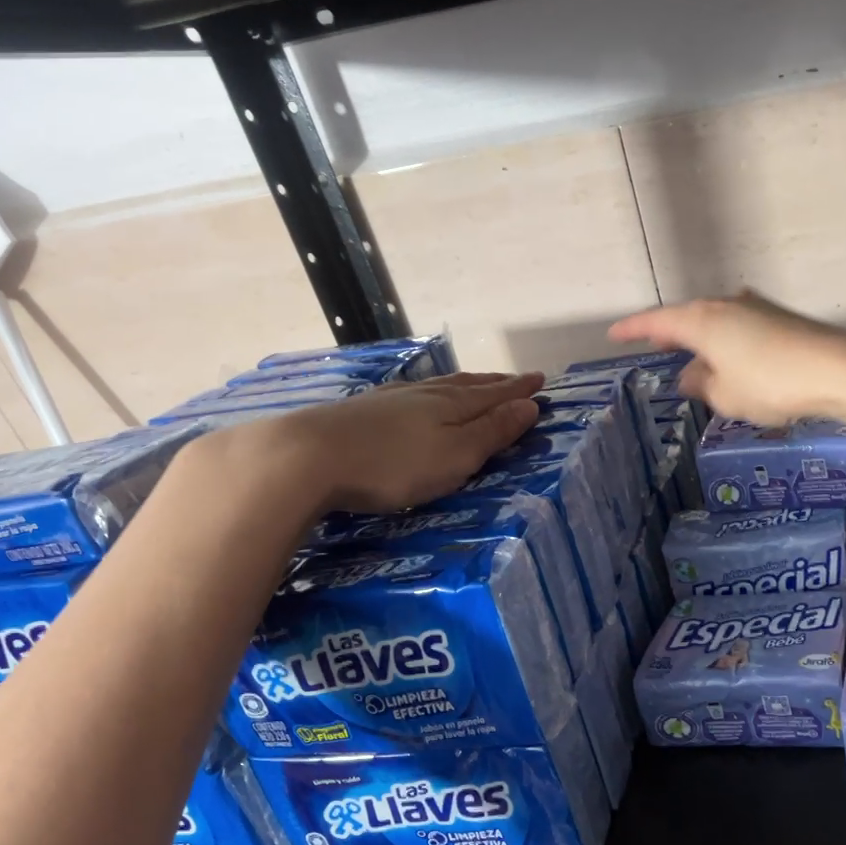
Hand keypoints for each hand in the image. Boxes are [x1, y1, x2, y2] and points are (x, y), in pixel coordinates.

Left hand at [211, 371, 542, 513]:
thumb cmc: (392, 464)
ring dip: (461, 385)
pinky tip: (417, 397)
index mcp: (451, 406)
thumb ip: (492, 431)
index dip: (518, 389)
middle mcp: (423, 396)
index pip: (494, 394)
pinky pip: (409, 395)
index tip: (541, 380)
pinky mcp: (359, 412)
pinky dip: (427, 394)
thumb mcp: (455, 455)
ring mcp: (387, 401)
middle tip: (515, 380)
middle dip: (494, 384)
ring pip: (436, 388)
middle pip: (466, 385)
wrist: (305, 457)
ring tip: (475, 383)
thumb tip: (529, 405)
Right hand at [608, 292, 845, 424]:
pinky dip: (727, 342)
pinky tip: (733, 359)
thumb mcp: (725, 396)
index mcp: (701, 321)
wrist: (835, 369)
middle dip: (671, 332)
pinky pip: (740, 328)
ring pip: (717, 321)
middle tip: (656, 344)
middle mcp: (725, 305)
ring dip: (702, 338)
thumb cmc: (769, 384)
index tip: (614, 334)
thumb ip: (702, 384)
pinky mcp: (780, 319)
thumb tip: (692, 374)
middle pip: (689, 317)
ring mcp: (755, 308)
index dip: (633, 329)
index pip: (656, 322)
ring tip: (695, 357)